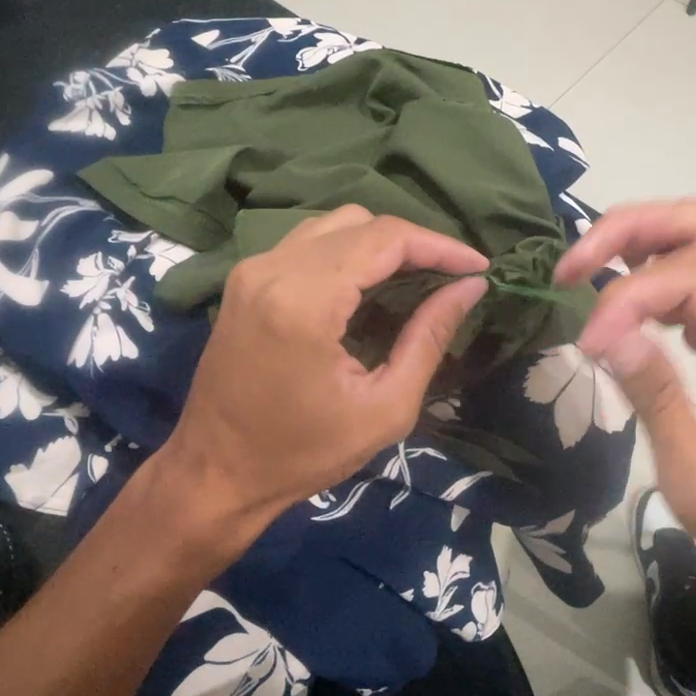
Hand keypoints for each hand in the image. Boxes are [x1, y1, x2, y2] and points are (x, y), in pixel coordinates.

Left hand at [165, 206, 489, 535]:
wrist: (216, 473)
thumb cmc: (303, 453)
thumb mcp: (385, 408)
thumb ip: (429, 337)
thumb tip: (471, 287)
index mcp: (304, 300)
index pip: (385, 239)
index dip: (440, 246)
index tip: (479, 268)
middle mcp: (273, 268)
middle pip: (361, 222)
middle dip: (416, 242)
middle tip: (454, 276)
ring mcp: (253, 270)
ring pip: (334, 224)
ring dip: (382, 242)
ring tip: (421, 275)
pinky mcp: (246, 280)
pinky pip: (309, 241)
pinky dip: (349, 249)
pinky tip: (374, 280)